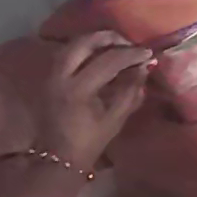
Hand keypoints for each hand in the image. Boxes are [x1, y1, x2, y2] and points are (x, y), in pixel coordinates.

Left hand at [34, 31, 153, 167]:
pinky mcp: (48, 78)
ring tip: (114, 44)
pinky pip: (66, 53)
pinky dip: (84, 48)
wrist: (57, 158)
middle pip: (84, 42)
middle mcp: (61, 77)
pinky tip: (98, 53)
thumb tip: (145, 67)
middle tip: (128, 42)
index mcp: (79, 90)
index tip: (148, 54)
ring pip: (72, 44)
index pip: (109, 60)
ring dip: (95, 40)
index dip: (131, 54)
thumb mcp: (115, 118)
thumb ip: (131, 90)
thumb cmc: (89, 142)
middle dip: (109, 37)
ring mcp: (51, 76)